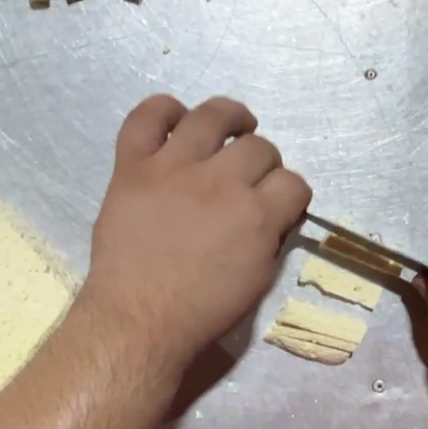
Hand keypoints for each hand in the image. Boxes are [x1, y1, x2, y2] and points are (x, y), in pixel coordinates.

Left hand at [72, 95, 312, 373]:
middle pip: (258, 147)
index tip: (283, 204)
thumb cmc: (201, 314)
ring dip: (231, 117)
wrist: (139, 319)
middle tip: (254, 178)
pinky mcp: (133, 166)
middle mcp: (221, 182)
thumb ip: (270, 242)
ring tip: (235, 125)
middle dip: (265, 161)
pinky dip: (163, 109)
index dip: (292, 194)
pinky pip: (147, 117)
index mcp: (257, 216)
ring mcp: (174, 168)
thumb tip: (273, 219)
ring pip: (212, 116)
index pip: (294, 183)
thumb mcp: (256, 284)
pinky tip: (175, 117)